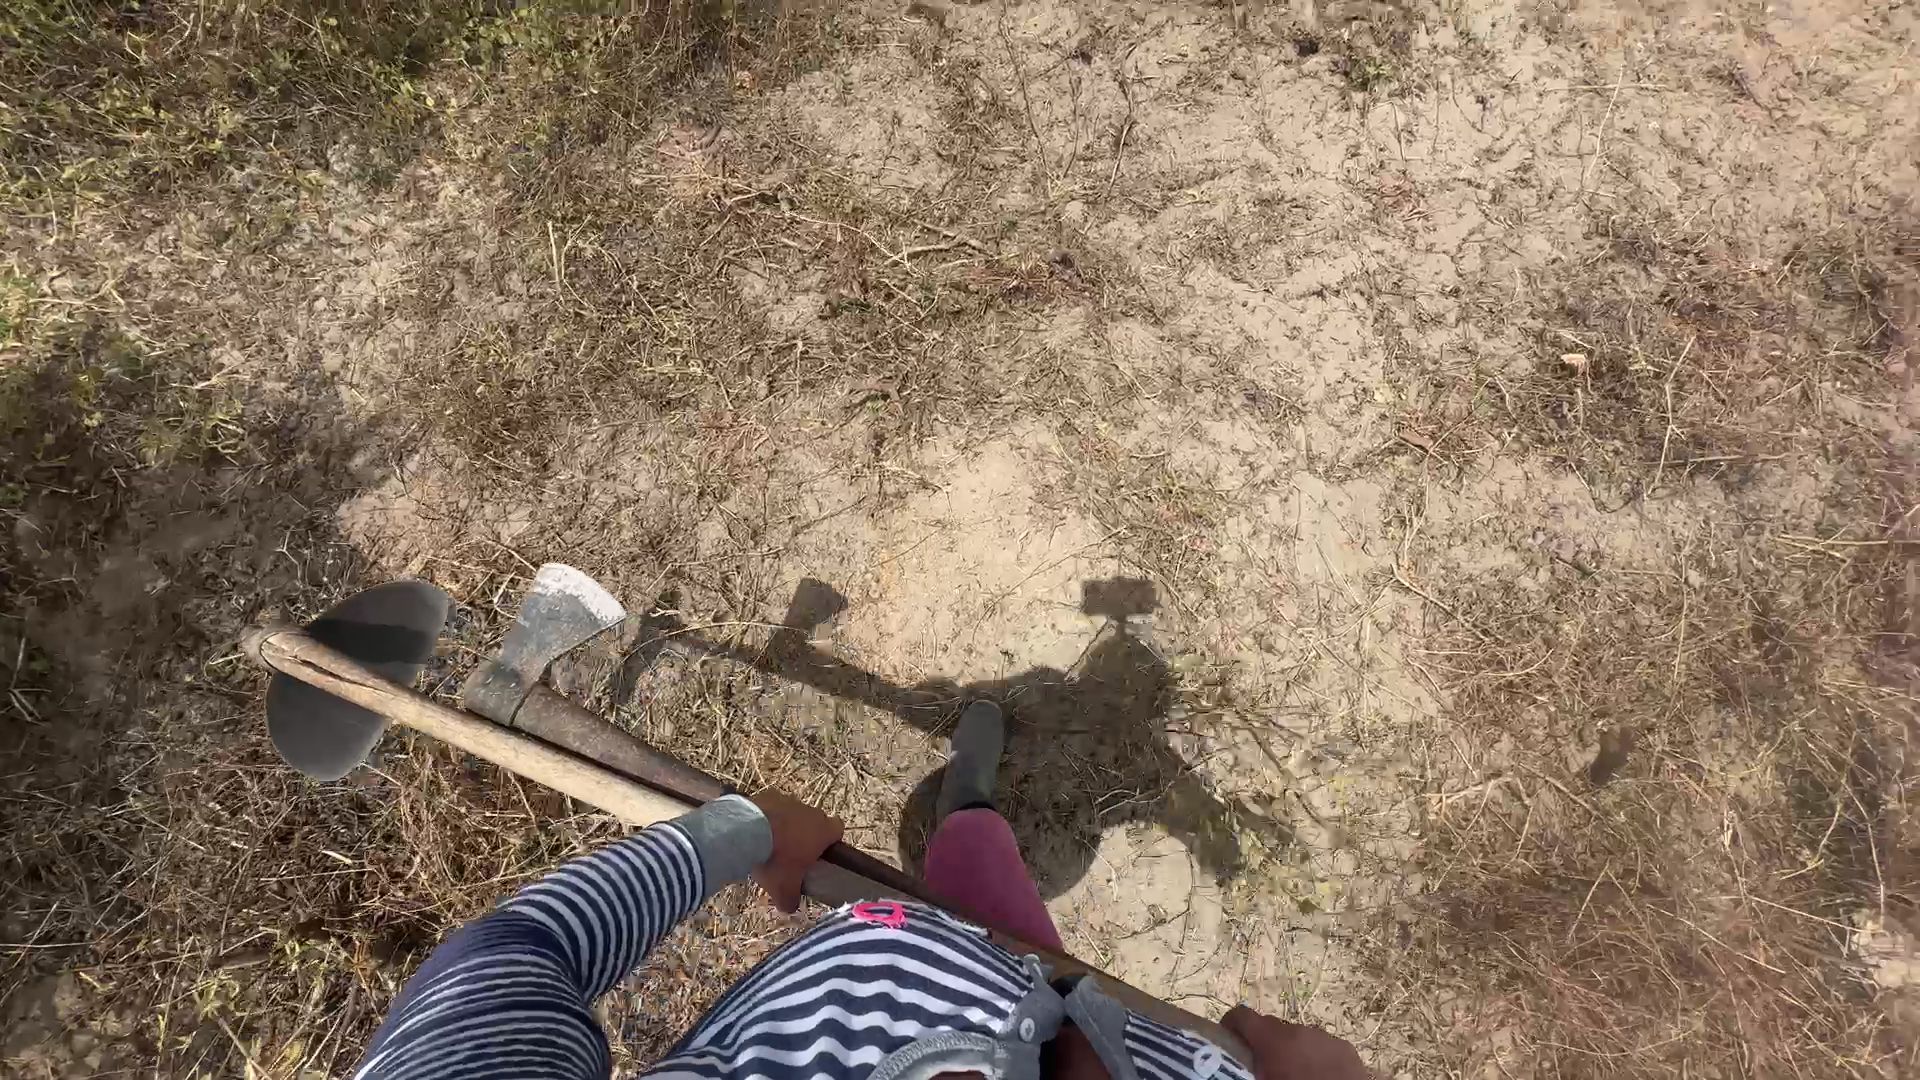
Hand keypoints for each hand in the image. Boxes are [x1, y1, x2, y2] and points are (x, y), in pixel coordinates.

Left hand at [748, 789, 843, 911]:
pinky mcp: (769, 794)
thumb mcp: (784, 889)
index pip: (838, 829)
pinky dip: (766, 818)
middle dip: (805, 835)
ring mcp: (790, 800)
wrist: (746, 832)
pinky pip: (772, 807)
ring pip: (793, 813)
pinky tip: (754, 833)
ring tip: (768, 845)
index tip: (819, 855)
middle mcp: (811, 811)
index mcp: (822, 830)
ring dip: (785, 826)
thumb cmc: (776, 861)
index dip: (830, 841)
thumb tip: (790, 906)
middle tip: (790, 856)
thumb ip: (791, 899)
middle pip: (814, 821)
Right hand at [1222, 1007, 1367, 1079]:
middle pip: (1273, 1029)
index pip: (1241, 1015)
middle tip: (1267, 1070)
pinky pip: (1325, 1048)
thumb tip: (1239, 1066)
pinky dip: (1319, 1060)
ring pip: (1300, 1038)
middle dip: (1267, 1045)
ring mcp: (1324, 1037)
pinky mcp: (1348, 1050)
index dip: (1231, 1025)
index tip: (1227, 1039)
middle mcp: (1296, 1029)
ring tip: (1298, 1077)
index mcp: (1272, 1039)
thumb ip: (1251, 1068)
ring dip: (1295, 1053)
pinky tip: (1323, 1079)